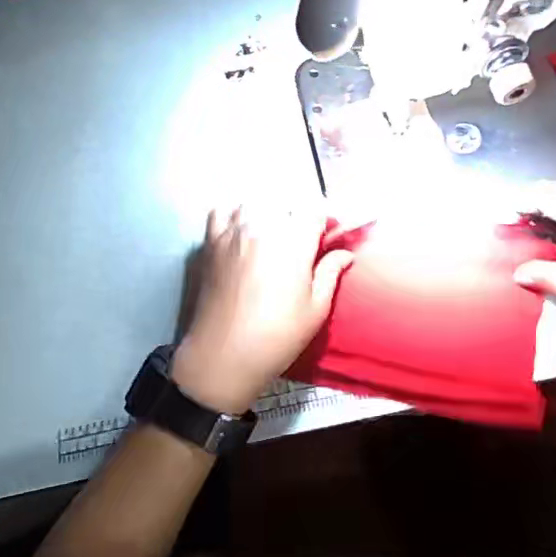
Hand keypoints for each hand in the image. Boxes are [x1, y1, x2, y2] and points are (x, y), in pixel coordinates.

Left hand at [172, 204, 352, 413]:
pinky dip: (235, 214)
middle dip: (299, 214)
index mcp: (293, 243)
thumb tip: (345, 254)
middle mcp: (262, 228)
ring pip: (255, 201)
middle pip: (286, 200)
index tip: (330, 235)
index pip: (315, 211)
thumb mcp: (315, 309)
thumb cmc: (278, 336)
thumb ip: (330, 273)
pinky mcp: (210, 243)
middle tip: (304, 238)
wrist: (223, 356)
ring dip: (269, 210)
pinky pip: (221, 211)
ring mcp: (232, 233)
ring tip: (275, 232)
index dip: (326, 220)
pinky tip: (242, 231)